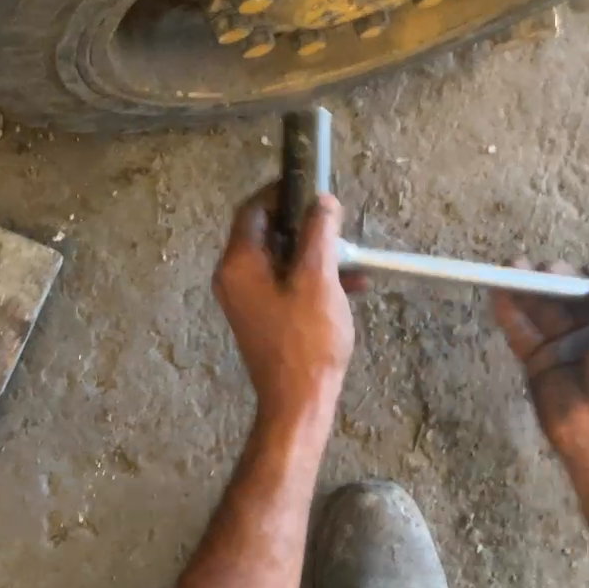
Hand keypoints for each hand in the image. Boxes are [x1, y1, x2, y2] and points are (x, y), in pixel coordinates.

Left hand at [213, 185, 355, 415]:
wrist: (299, 402)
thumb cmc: (306, 340)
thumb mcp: (318, 280)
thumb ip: (319, 235)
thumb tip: (323, 201)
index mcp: (238, 264)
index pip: (252, 211)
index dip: (280, 192)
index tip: (310, 185)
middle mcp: (235, 278)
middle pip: (266, 233)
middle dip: (303, 224)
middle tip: (334, 219)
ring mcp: (247, 299)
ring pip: (280, 259)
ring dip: (314, 252)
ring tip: (350, 253)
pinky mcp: (263, 316)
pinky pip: (286, 283)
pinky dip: (313, 277)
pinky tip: (354, 283)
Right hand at [491, 263, 588, 458]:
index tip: (585, 272)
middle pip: (570, 300)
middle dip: (555, 280)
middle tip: (541, 267)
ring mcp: (565, 349)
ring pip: (542, 311)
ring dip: (527, 288)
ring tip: (510, 265)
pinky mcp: (538, 361)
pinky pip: (522, 331)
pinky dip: (509, 310)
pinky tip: (497, 288)